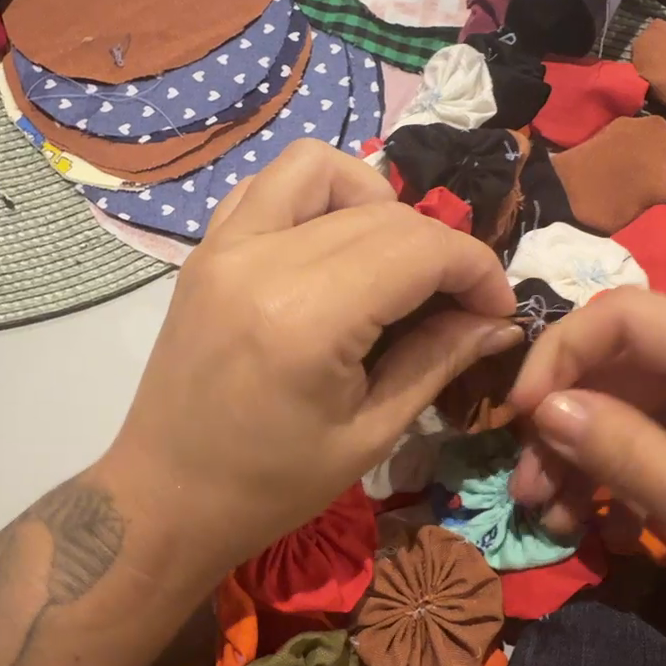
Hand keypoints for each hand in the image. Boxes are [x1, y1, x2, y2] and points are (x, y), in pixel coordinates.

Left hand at [102, 142, 521, 575]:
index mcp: (308, 317)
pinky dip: (314, 198)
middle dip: (440, 248)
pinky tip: (331, 246)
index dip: (476, 269)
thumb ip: (437, 360)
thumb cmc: (271, 486)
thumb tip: (498, 320)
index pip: (419, 249)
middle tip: (456, 303)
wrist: (167, 497)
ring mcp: (224, 246)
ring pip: (321, 168)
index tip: (497, 308)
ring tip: (393, 260)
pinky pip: (267, 186)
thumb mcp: (370, 434)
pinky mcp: (205, 251)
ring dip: (376, 201)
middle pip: (384, 213)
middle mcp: (262, 260)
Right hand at [506, 288, 665, 656]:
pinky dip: (616, 474)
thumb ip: (627, 454)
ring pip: (625, 401)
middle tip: (528, 493)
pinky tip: (599, 525)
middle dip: (562, 422)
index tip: (517, 422)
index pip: (625, 315)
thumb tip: (541, 408)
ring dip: (580, 456)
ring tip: (554, 521)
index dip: (557, 356)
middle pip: (618, 362)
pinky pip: (652, 435)